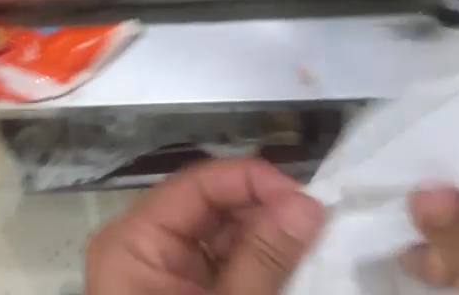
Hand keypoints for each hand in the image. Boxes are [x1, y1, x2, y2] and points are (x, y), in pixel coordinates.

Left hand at [86, 158, 326, 294]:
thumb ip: (264, 258)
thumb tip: (307, 203)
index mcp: (134, 242)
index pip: (197, 185)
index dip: (252, 181)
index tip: (309, 198)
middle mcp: (143, 248)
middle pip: (210, 209)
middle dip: (266, 211)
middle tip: (324, 224)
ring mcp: (162, 277)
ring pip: (222, 238)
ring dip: (270, 240)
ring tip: (319, 244)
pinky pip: (224, 269)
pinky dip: (261, 269)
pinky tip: (298, 270)